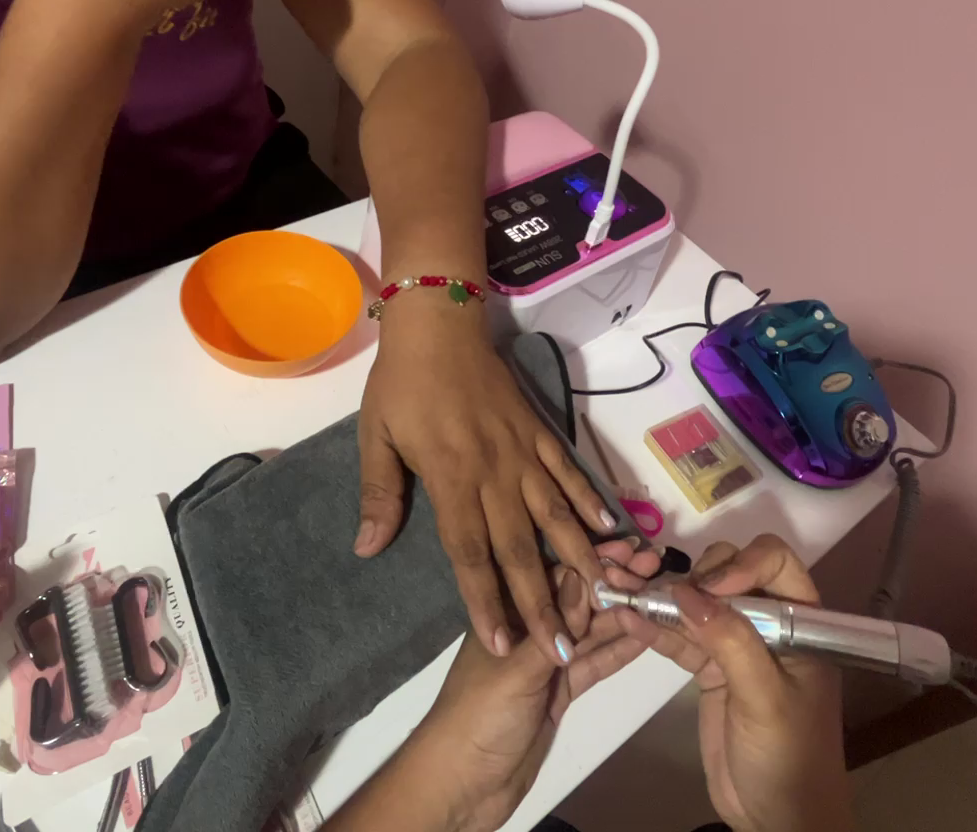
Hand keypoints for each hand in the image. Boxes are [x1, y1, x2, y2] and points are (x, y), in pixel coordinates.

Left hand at [333, 560, 656, 831]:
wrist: (462, 783)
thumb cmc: (478, 717)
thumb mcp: (516, 670)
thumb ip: (551, 627)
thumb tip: (583, 573)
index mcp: (505, 611)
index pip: (554, 575)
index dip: (590, 561)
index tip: (628, 549)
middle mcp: (527, 627)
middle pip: (576, 598)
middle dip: (613, 583)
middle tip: (652, 565)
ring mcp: (544, 659)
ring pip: (589, 630)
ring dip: (622, 614)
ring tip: (659, 594)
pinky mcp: (558, 690)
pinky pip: (592, 663)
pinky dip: (617, 650)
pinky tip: (647, 635)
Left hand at [356, 298, 625, 665]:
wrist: (438, 327)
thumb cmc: (401, 385)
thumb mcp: (376, 436)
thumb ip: (380, 493)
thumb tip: (368, 549)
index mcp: (451, 477)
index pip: (470, 551)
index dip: (485, 600)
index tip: (502, 645)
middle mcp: (494, 472)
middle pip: (519, 546)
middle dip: (539, 601)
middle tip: (559, 649)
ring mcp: (522, 450)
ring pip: (554, 513)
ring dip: (578, 558)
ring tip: (603, 597)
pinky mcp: (538, 429)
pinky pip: (567, 469)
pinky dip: (587, 497)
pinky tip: (608, 525)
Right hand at [614, 536, 853, 831]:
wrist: (777, 822)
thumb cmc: (789, 759)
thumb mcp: (765, 698)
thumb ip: (730, 641)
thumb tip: (687, 590)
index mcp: (800, 624)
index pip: (774, 564)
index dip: (742, 563)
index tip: (712, 587)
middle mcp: (767, 624)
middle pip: (729, 571)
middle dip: (696, 576)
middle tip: (670, 595)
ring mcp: (735, 644)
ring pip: (697, 601)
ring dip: (662, 596)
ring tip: (625, 588)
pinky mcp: (708, 667)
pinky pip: (677, 635)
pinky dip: (653, 625)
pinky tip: (627, 616)